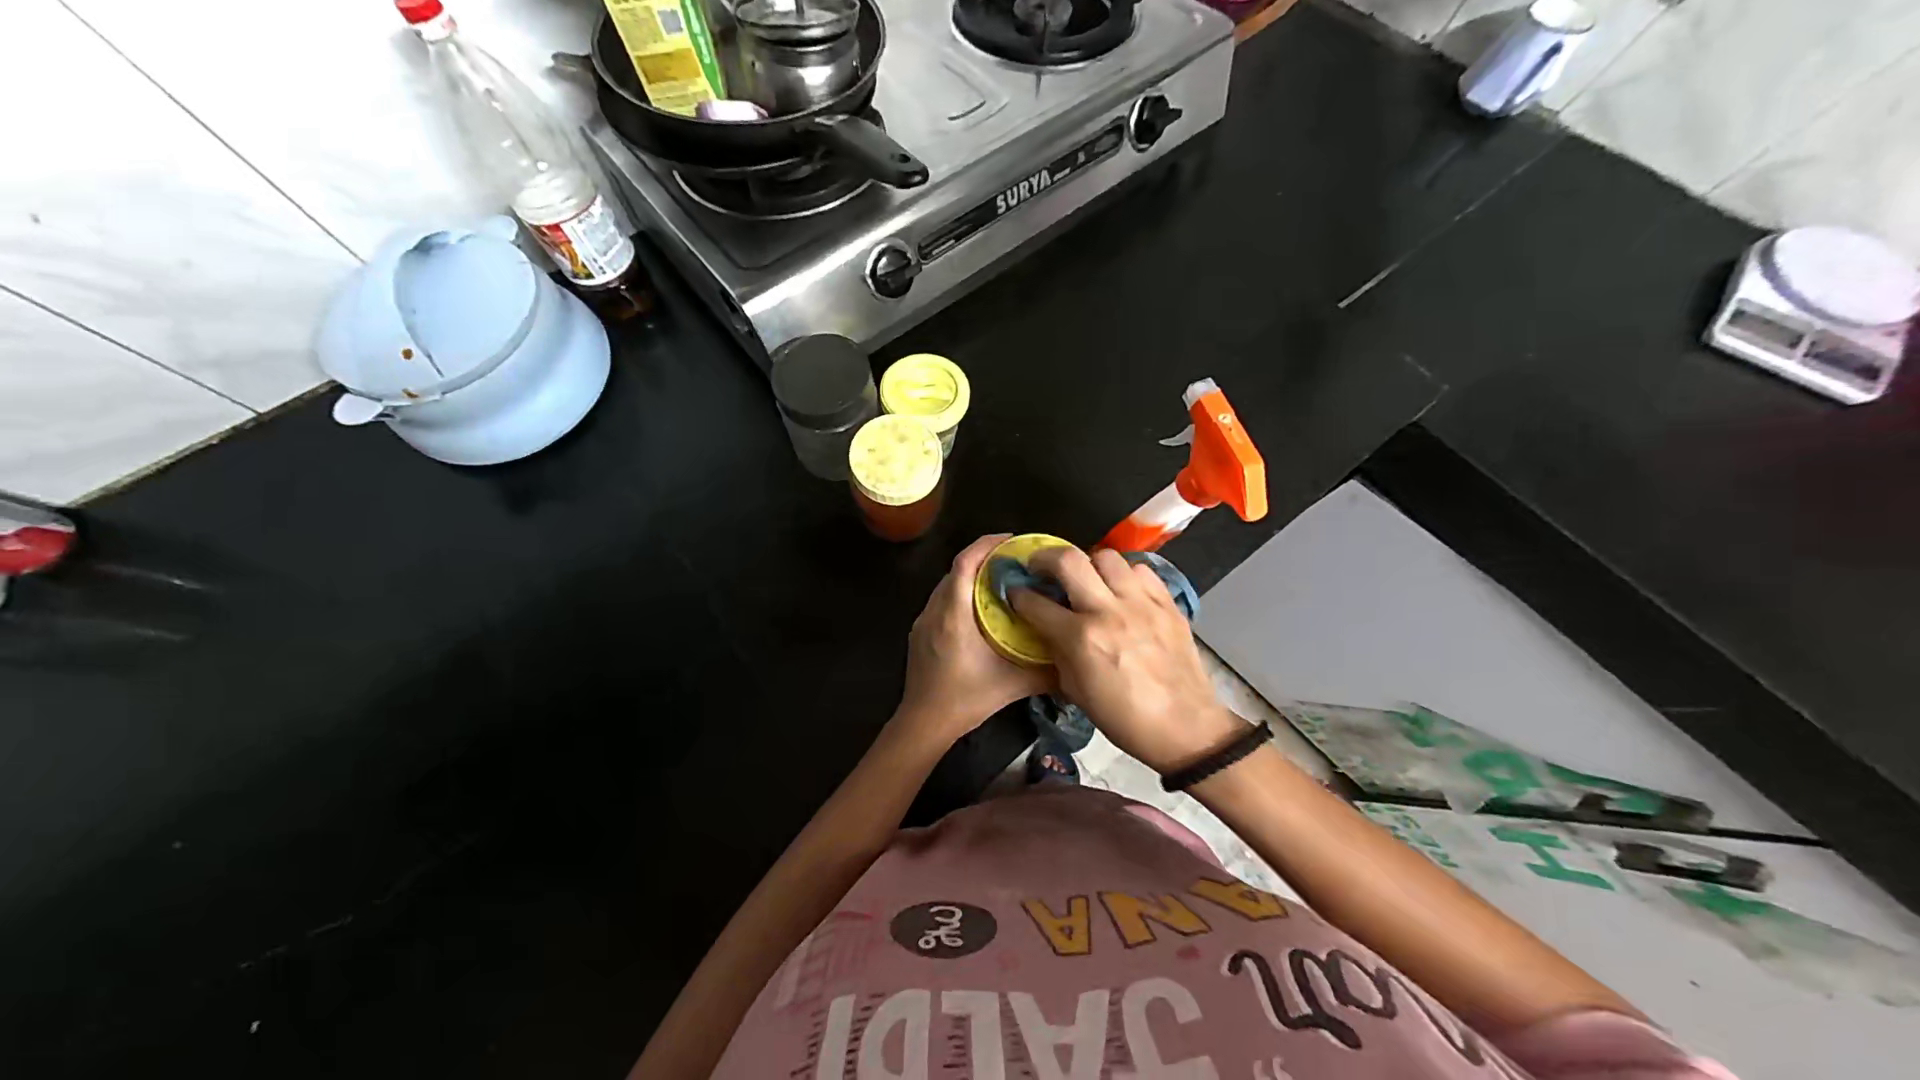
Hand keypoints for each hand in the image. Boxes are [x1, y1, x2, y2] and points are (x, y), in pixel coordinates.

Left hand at [898, 534, 1051, 745]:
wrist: (923, 722)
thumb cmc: (965, 699)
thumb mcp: (1012, 684)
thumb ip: (1046, 671)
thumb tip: (1076, 659)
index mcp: (954, 614)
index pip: (965, 563)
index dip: (986, 545)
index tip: (1010, 540)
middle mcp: (935, 610)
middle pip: (957, 570)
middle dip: (983, 559)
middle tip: (1014, 562)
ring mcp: (923, 621)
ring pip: (948, 585)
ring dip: (971, 577)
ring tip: (1001, 582)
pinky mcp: (920, 633)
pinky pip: (942, 601)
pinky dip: (961, 594)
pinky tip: (981, 610)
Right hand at [1009, 546, 1243, 773]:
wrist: (1184, 727)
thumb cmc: (1123, 717)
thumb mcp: (1075, 691)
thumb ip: (1058, 652)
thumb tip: (1049, 628)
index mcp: (1081, 639)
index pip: (1036, 603)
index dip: (1018, 594)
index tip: (1015, 591)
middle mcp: (1109, 611)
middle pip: (1068, 560)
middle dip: (1045, 558)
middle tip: (1041, 566)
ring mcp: (1141, 603)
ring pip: (1107, 557)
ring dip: (1089, 563)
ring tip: (1087, 577)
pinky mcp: (1167, 603)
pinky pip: (1141, 570)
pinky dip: (1126, 574)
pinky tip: (1122, 589)